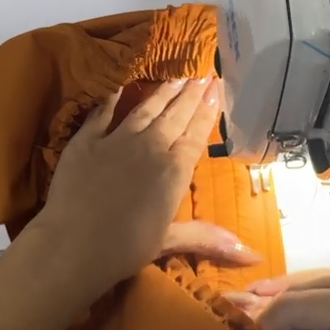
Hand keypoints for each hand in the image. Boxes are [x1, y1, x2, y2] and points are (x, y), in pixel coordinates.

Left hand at [26, 79, 248, 297]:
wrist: (73, 244)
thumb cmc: (125, 248)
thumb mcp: (168, 242)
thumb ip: (207, 237)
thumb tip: (255, 255)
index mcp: (174, 171)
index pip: (196, 134)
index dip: (207, 111)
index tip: (216, 89)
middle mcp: (150, 147)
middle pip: (175, 115)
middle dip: (190, 94)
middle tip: (201, 74)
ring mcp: (116, 140)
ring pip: (145, 109)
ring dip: (162, 92)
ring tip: (176, 78)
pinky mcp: (86, 140)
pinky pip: (103, 112)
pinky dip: (113, 98)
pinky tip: (121, 87)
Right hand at [231, 269, 329, 329]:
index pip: (299, 304)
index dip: (264, 315)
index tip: (235, 324)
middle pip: (310, 284)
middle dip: (274, 299)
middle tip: (236, 308)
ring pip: (324, 280)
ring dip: (294, 295)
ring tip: (257, 307)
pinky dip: (319, 297)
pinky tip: (295, 309)